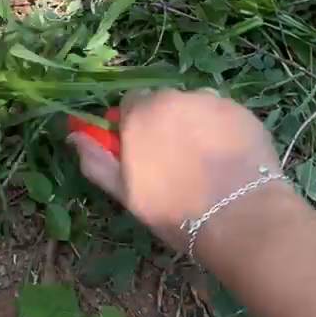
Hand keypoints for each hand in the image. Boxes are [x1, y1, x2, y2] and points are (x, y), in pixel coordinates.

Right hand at [69, 89, 294, 252]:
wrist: (242, 219)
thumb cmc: (176, 211)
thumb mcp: (126, 193)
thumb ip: (95, 160)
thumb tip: (73, 136)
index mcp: (140, 113)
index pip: (131, 103)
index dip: (136, 125)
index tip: (144, 151)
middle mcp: (172, 97)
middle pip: (162, 101)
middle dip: (165, 122)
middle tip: (177, 159)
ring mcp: (209, 100)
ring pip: (193, 105)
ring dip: (193, 122)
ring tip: (206, 160)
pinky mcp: (240, 109)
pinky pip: (222, 113)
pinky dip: (222, 129)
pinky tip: (229, 158)